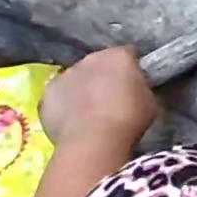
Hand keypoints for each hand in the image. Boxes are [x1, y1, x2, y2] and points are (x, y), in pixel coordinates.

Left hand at [39, 48, 156, 159]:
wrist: (94, 141)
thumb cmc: (129, 119)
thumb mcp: (150, 102)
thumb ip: (141, 89)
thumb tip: (135, 91)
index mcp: (118, 56)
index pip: (127, 55)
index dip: (131, 70)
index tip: (133, 86)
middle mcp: (89, 59)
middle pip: (98, 64)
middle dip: (103, 77)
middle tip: (111, 100)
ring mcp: (64, 75)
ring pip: (75, 80)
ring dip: (81, 91)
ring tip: (89, 115)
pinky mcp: (47, 95)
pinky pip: (58, 98)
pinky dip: (63, 106)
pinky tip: (72, 124)